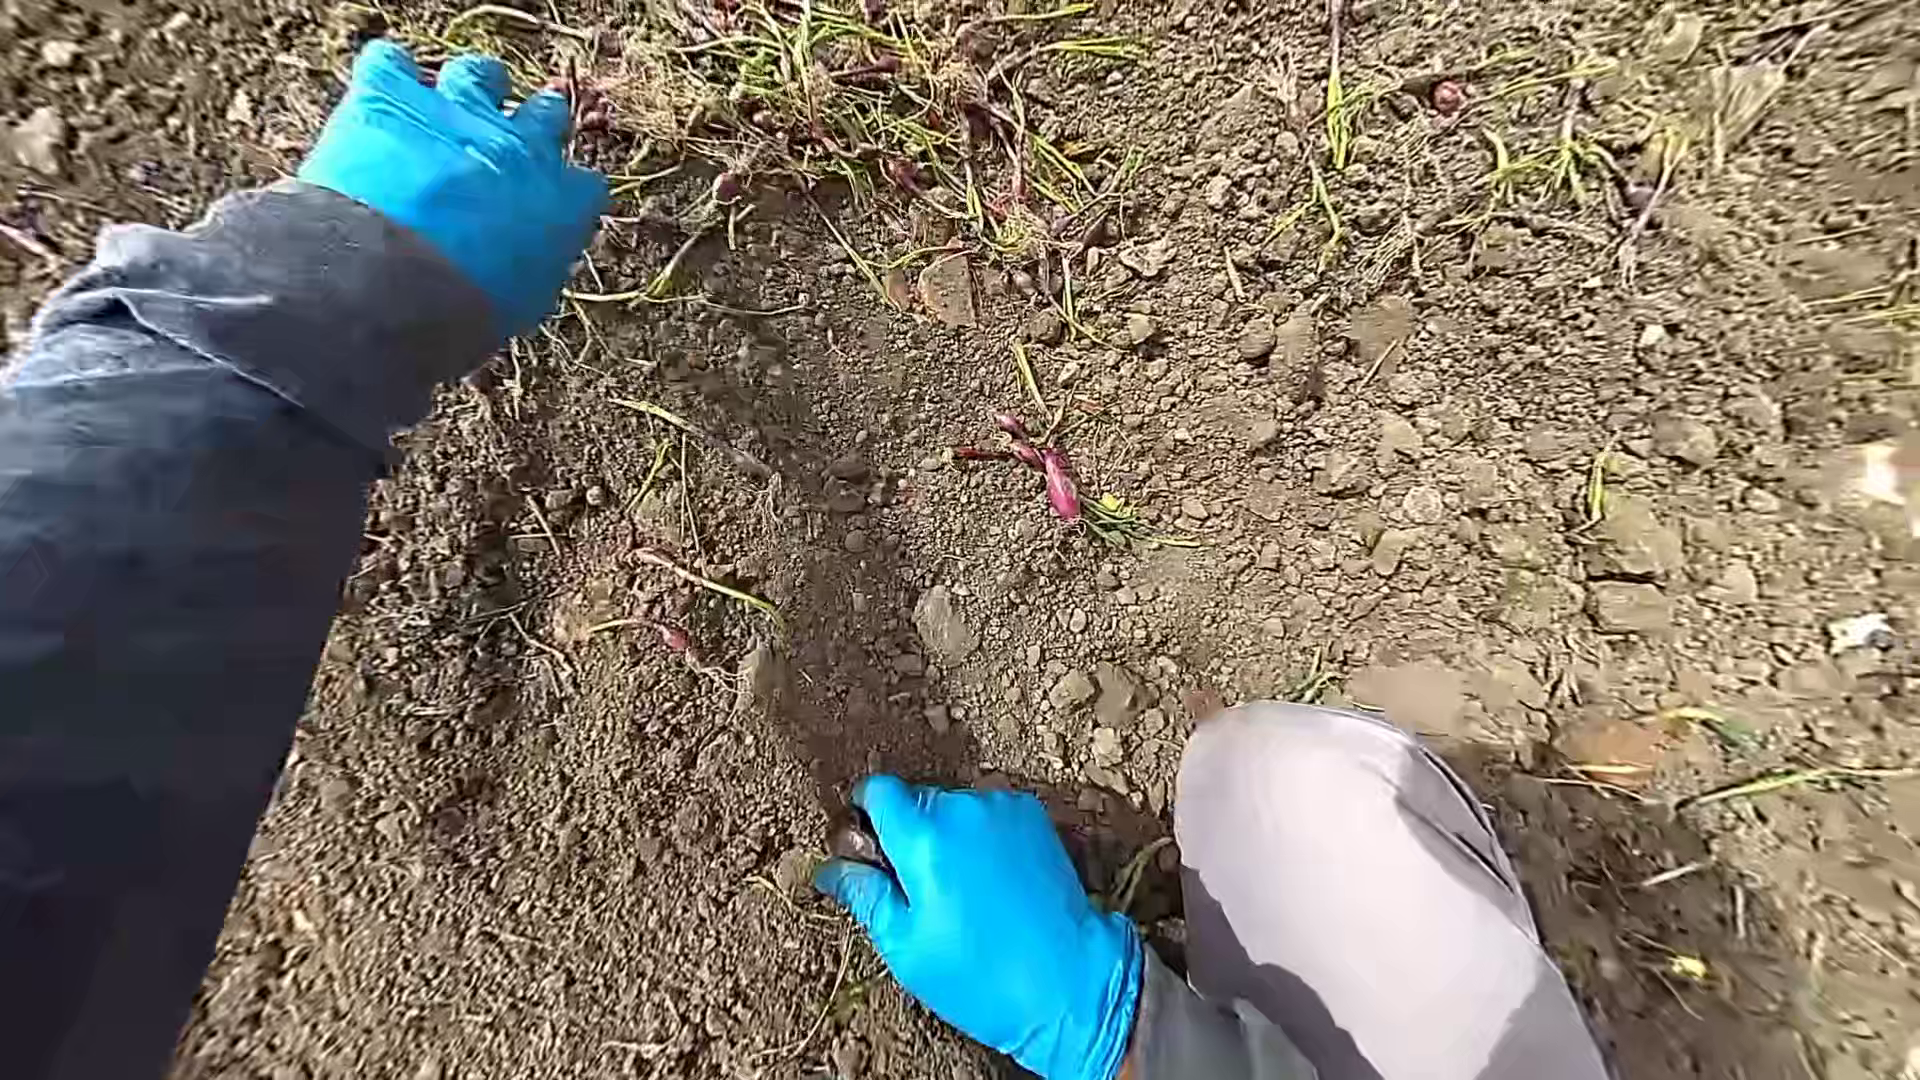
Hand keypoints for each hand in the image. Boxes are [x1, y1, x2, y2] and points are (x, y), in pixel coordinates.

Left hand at [298, 41, 607, 336]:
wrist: (407, 273)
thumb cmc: (483, 301)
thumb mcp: (535, 293)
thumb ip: (546, 259)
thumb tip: (544, 253)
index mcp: (566, 202)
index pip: (590, 184)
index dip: (581, 187)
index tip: (574, 192)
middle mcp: (525, 149)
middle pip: (547, 117)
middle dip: (546, 120)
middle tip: (542, 121)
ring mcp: (462, 114)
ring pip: (482, 76)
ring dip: (485, 79)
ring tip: (485, 81)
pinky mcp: (394, 94)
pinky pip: (395, 63)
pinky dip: (397, 70)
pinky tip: (396, 78)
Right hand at [815, 776, 1140, 1079]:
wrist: (1070, 978)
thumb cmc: (978, 973)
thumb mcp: (906, 944)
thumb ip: (864, 893)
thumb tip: (829, 868)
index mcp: (923, 835)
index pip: (878, 789)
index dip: (865, 810)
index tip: (867, 840)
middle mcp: (961, 805)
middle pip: (914, 798)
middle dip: (905, 830)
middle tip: (915, 881)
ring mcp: (999, 804)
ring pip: (951, 804)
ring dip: (944, 831)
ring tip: (961, 884)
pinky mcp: (1029, 810)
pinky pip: (986, 809)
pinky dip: (978, 831)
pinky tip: (991, 874)